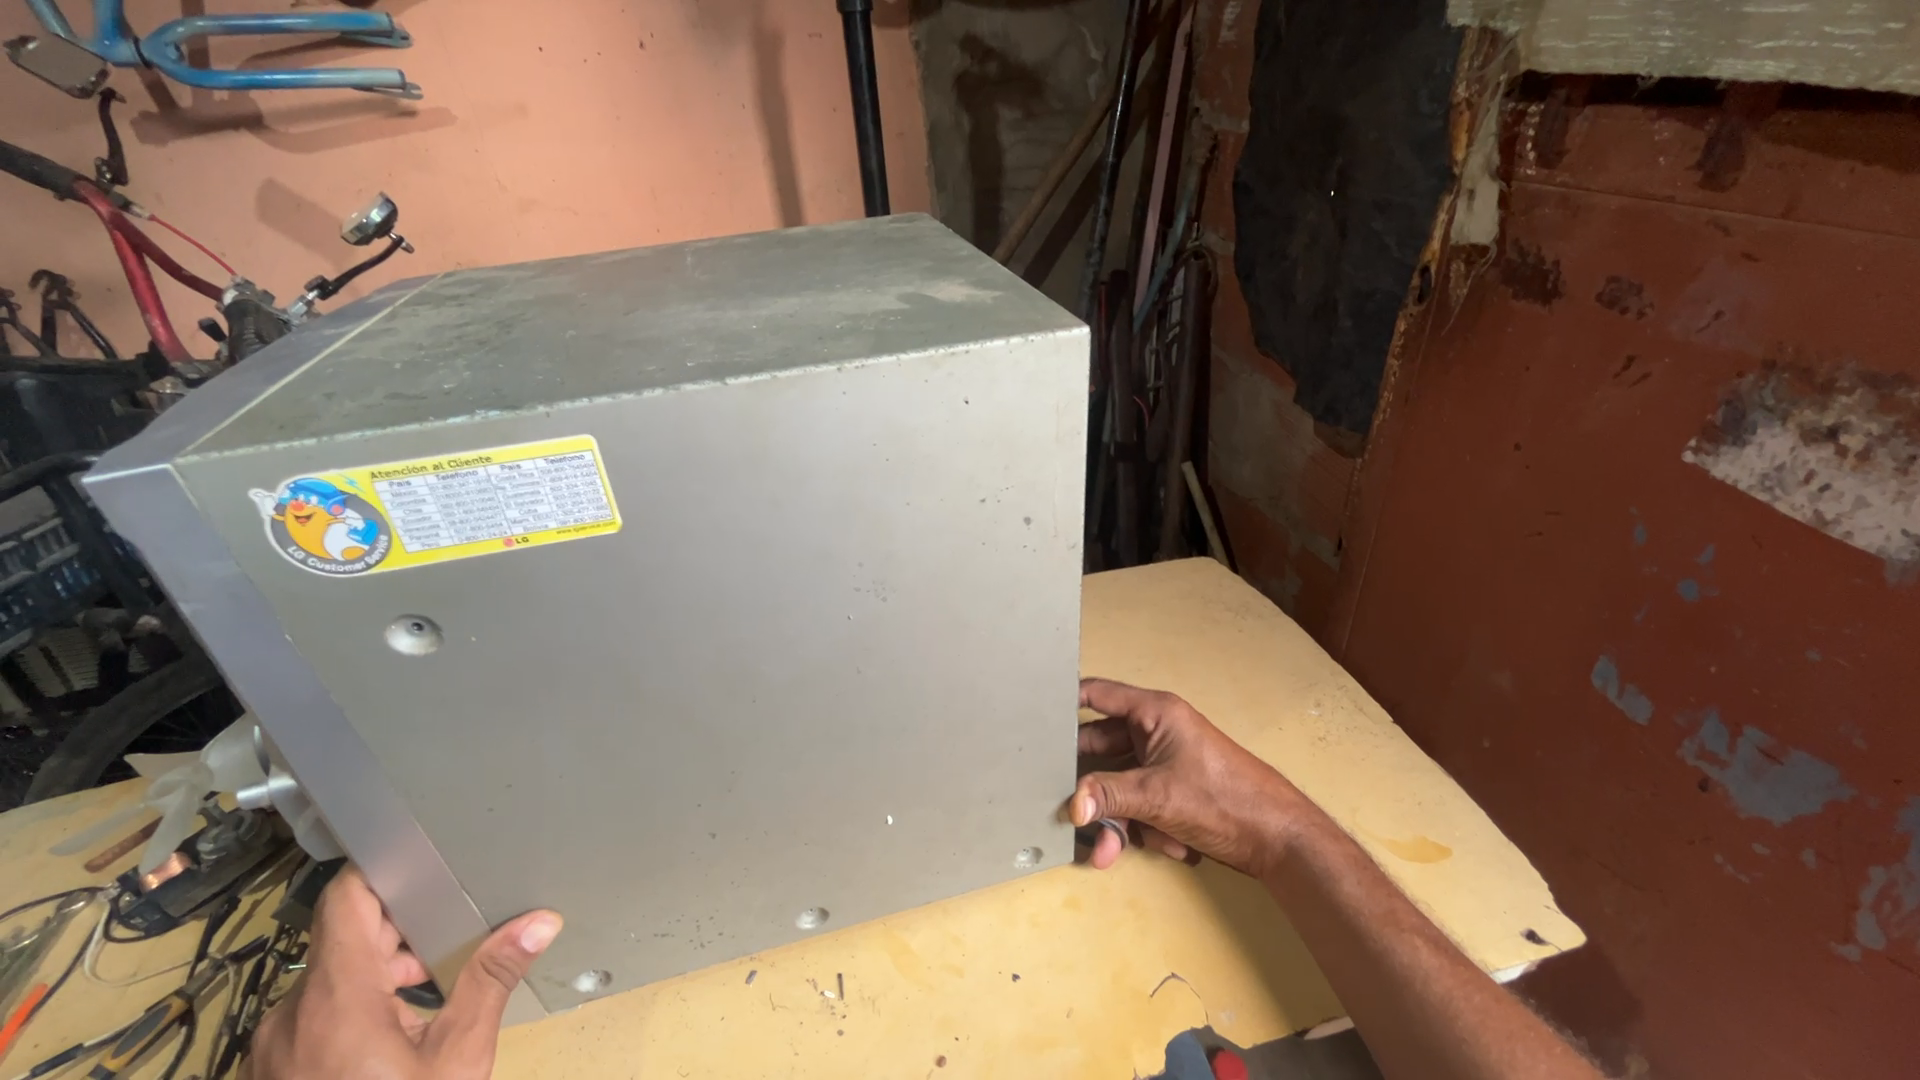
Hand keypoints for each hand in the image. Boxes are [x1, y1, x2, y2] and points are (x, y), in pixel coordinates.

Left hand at [244, 867, 561, 1079]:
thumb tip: (540, 922)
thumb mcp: (457, 1057)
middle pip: (344, 938)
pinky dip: (357, 1007)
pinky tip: (398, 1033)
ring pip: (329, 979)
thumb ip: (492, 979)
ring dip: (381, 971)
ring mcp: (273, 1048)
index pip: (345, 899)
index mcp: (336, 999)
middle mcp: (291, 1016)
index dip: (380, 870)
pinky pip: (314, 1015)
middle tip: (452, 934)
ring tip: (433, 991)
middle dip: (402, 929)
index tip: (420, 858)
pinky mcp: (271, 1072)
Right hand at [1072, 678, 1317, 878]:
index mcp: (1154, 712)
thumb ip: (1107, 796)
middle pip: (1099, 750)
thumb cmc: (1224, 798)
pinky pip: (1136, 805)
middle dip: (1087, 786)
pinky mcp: (1168, 793)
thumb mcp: (1157, 795)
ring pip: (1116, 785)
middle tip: (1063, 808)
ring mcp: (1161, 764)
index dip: (1064, 701)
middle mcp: (1154, 732)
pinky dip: (1142, 829)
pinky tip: (1168, 846)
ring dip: (1115, 819)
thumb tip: (1070, 807)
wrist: (1279, 841)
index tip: (1033, 719)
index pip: (1097, 695)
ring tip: (1109, 851)